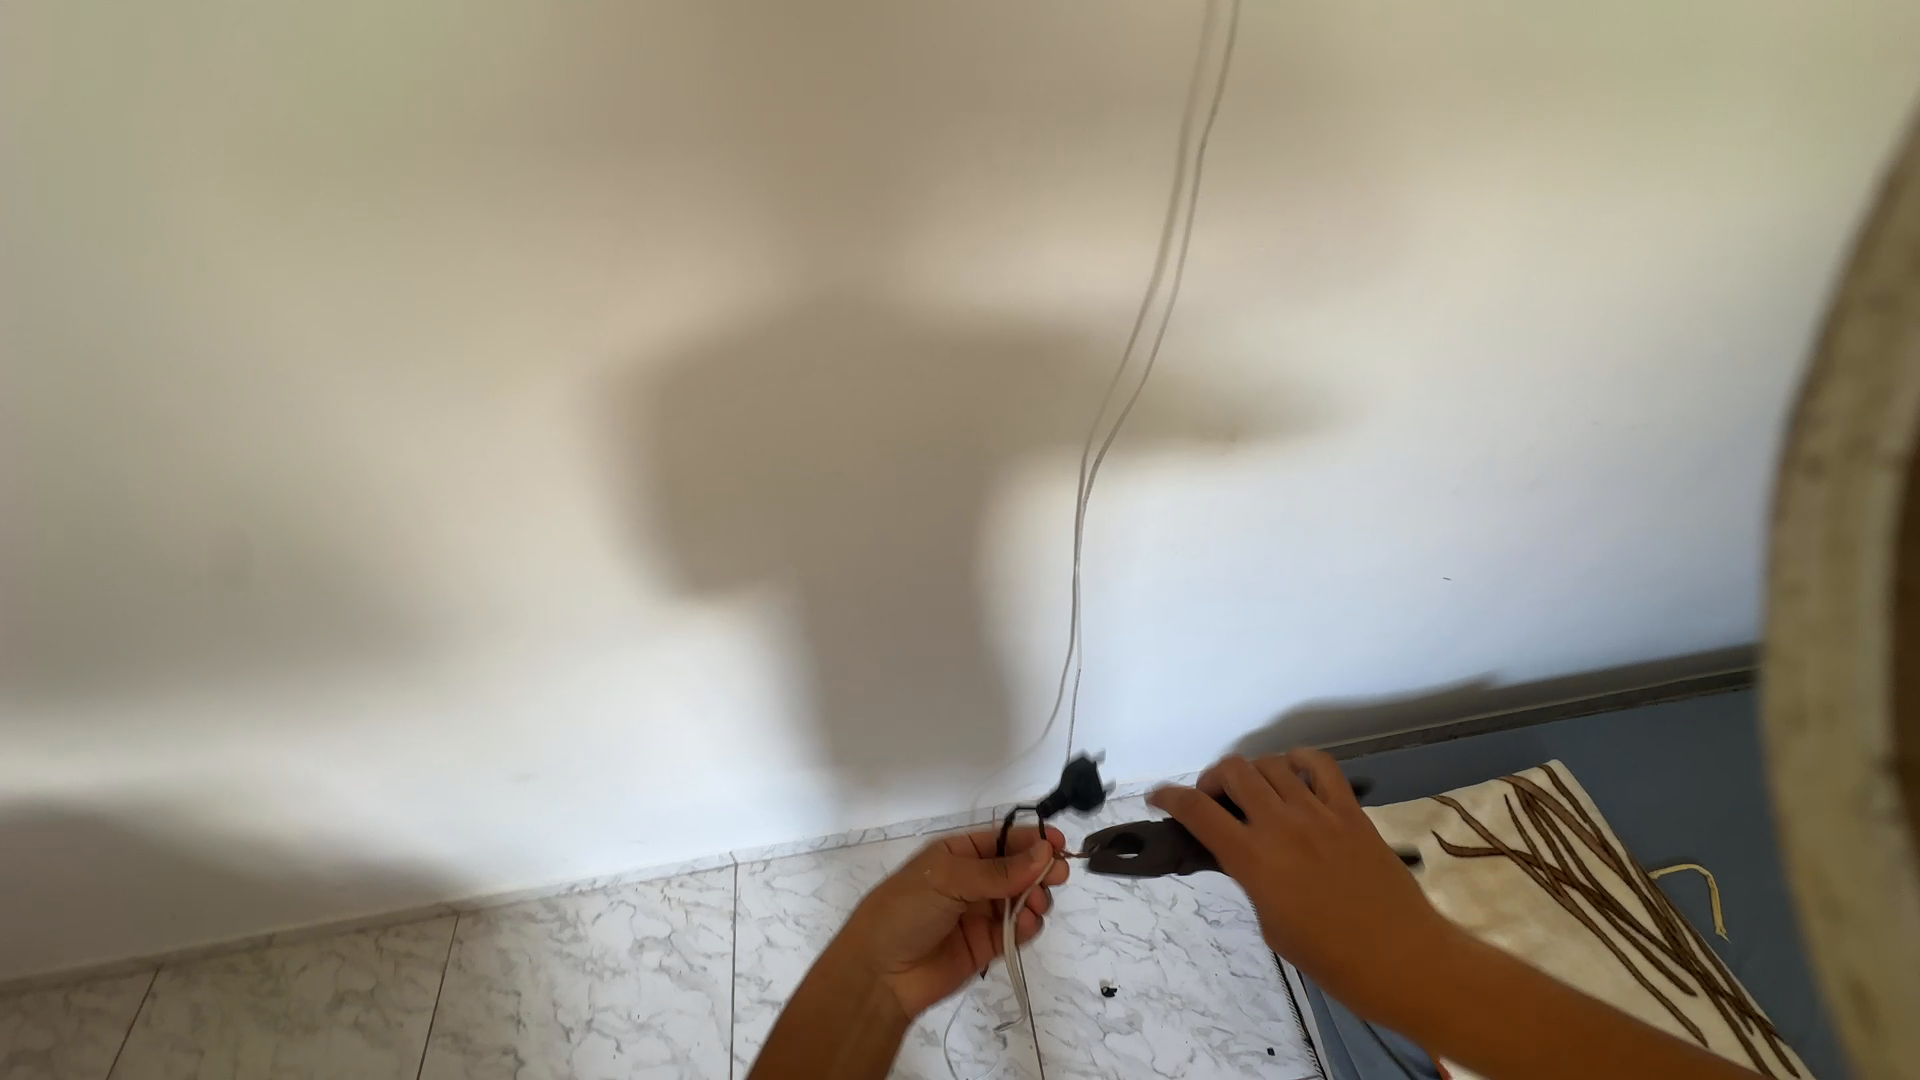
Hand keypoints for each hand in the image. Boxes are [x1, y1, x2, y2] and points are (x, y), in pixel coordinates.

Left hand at [829, 825, 1068, 1019]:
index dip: (1032, 840)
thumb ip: (999, 871)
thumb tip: (1044, 851)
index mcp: (959, 853)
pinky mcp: (987, 945)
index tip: (1059, 844)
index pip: (1003, 839)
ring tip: (1035, 905)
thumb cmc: (906, 909)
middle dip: (1039, 869)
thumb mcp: (949, 879)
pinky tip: (1027, 925)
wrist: (880, 973)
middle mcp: (973, 879)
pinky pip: (1017, 930)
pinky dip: (1028, 926)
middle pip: (1018, 869)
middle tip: (1057, 876)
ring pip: (1022, 898)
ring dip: (1035, 898)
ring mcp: (981, 912)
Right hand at [1148, 748, 1459, 1017]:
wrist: (1405, 961)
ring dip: (1252, 772)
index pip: (1196, 810)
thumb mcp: (1270, 924)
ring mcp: (1318, 813)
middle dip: (1213, 780)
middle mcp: (1280, 825)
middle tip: (1216, 801)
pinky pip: (1319, 764)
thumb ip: (1249, 878)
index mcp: (1254, 859)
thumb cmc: (1331, 958)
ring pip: (1270, 762)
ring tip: (1256, 793)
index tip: (1159, 798)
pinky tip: (1293, 775)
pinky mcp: (1350, 810)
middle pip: (1232, 771)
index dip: (1168, 797)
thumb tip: (1236, 852)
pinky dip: (1298, 760)